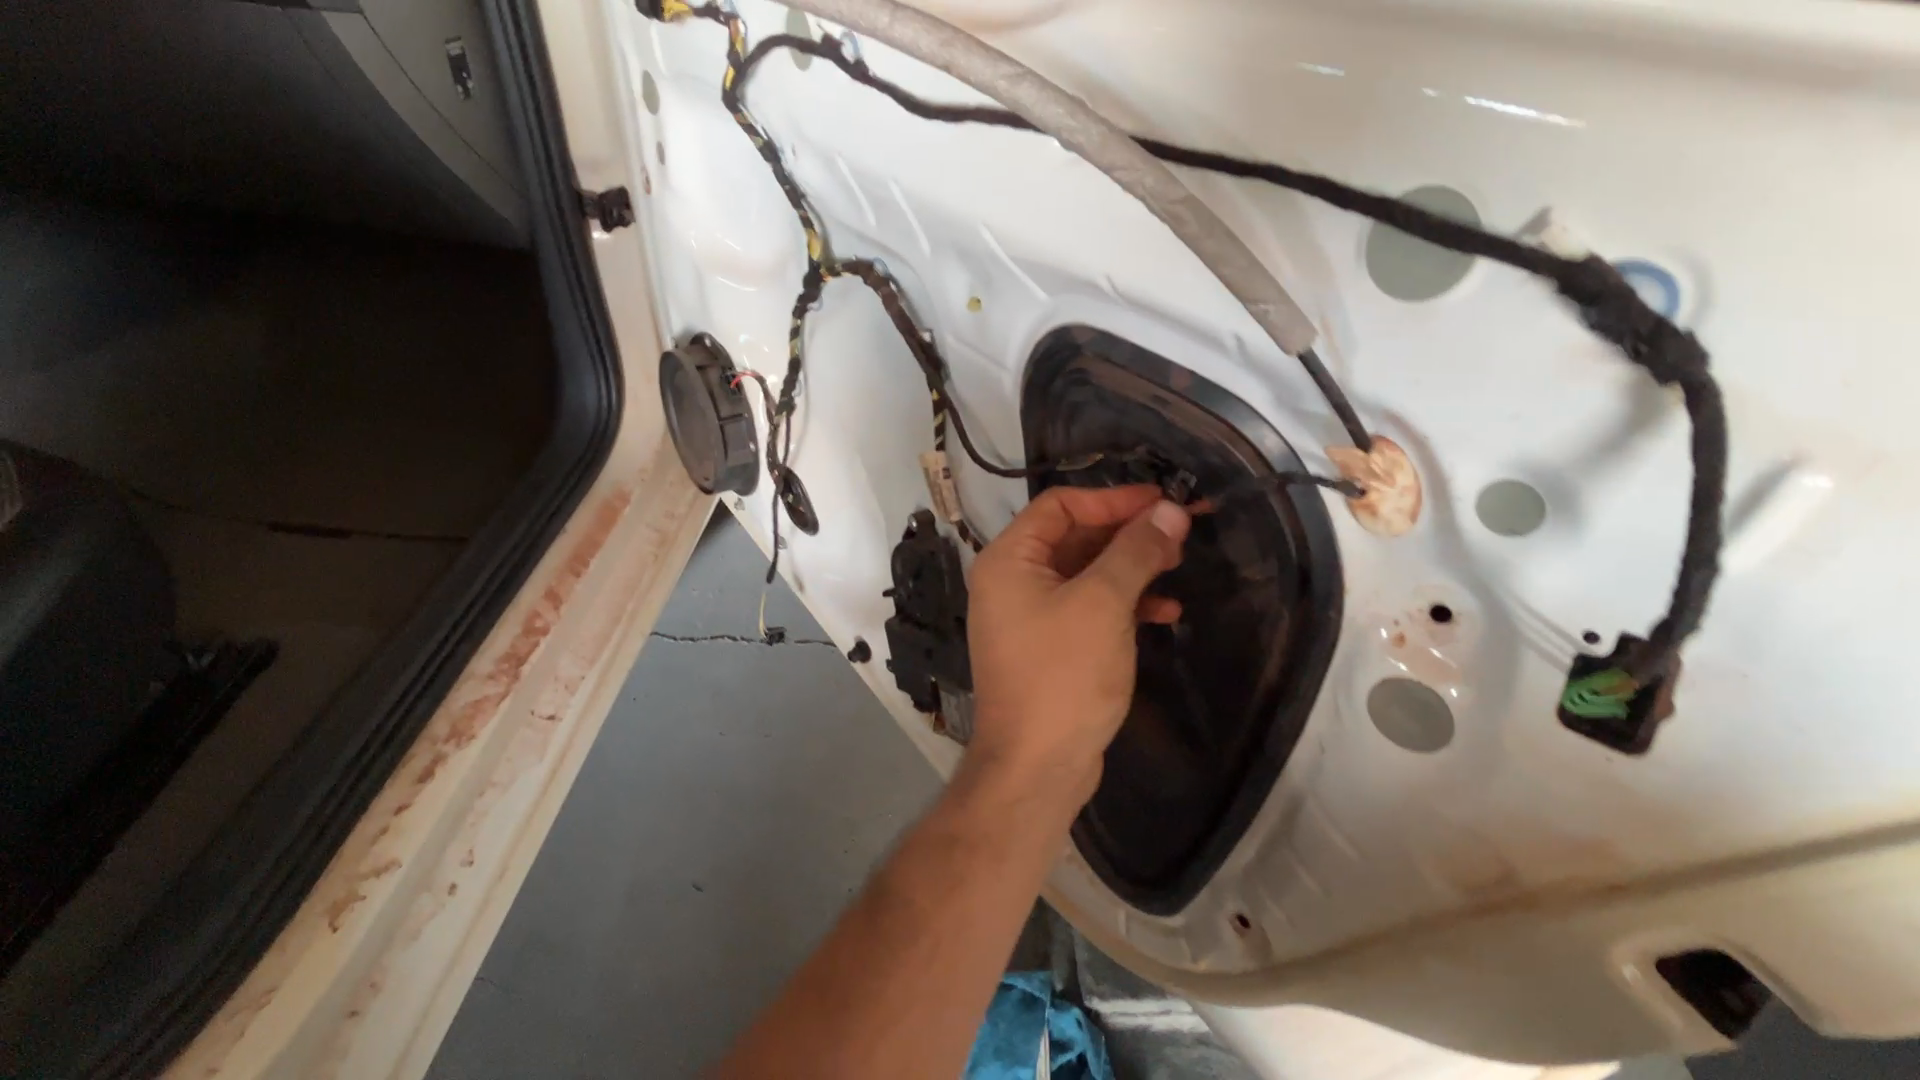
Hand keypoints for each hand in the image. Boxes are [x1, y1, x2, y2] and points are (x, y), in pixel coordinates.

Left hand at [963, 485, 1189, 803]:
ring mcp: (1030, 618)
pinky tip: (1165, 613)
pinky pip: (1089, 610)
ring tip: (1178, 567)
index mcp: (1009, 560)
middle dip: (1128, 534)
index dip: (1113, 498)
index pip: (1060, 505)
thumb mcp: (1103, 604)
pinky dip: (1125, 606)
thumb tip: (1171, 511)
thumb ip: (1136, 551)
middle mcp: (1012, 582)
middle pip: (1075, 538)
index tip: (1163, 501)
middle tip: (1180, 534)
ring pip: (1086, 575)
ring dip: (1131, 568)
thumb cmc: (1063, 675)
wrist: (1036, 766)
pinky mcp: (1051, 649)